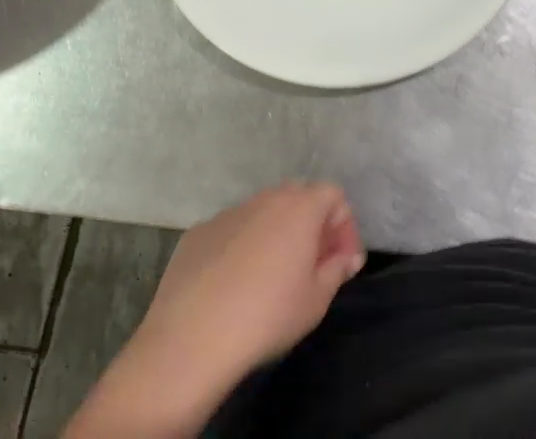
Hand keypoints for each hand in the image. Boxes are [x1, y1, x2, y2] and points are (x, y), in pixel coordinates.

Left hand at [143, 182, 364, 372]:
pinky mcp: (196, 234)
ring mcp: (226, 214)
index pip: (333, 195)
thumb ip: (337, 269)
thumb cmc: (267, 317)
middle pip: (297, 197)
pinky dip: (241, 247)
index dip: (344, 226)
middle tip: (312, 264)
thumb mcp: (317, 299)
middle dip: (312, 225)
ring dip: (276, 234)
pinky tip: (233, 284)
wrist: (190, 340)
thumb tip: (345, 257)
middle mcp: (264, 201)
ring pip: (262, 213)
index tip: (341, 261)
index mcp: (299, 209)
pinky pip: (231, 231)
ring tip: (272, 276)